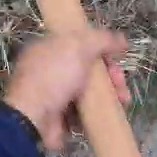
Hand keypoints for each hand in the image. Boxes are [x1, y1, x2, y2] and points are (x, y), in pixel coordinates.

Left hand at [2, 28, 129, 152]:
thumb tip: (122, 39)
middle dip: (110, 76)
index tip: (119, 57)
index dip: (103, 49)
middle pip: (88, 69)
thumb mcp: (79, 47)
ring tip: (122, 102)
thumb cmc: (54, 76)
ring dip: (108, 96)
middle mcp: (50, 69)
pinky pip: (83, 113)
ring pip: (89, 92)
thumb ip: (102, 39)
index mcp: (49, 48)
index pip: (81, 43)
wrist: (33, 118)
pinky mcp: (59, 117)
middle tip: (121, 85)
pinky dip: (96, 114)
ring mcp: (54, 95)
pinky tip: (106, 115)